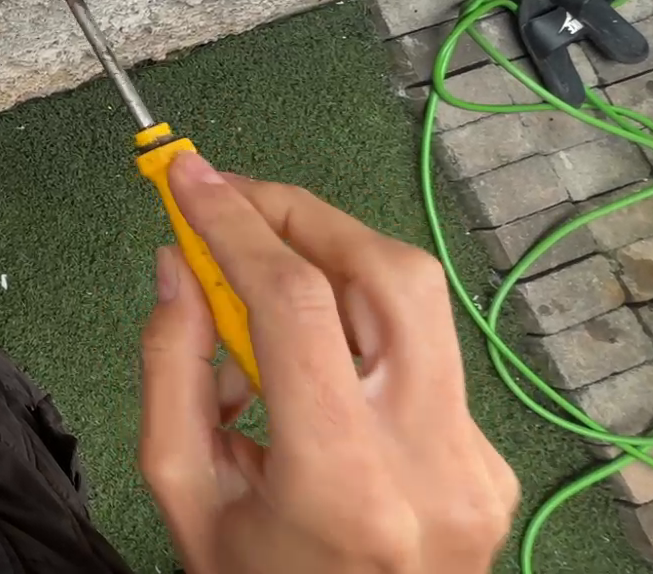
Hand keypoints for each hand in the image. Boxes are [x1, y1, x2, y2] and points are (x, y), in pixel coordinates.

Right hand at [139, 153, 517, 572]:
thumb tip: (176, 263)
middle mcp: (432, 458)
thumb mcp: (176, 479)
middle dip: (294, 209)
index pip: (294, 302)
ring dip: (323, 242)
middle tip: (223, 195)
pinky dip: (340, 302)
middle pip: (386, 275)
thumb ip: (167, 362)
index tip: (182, 173)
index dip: (232, 220)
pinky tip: (292, 331)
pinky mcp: (485, 450)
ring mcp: (476, 456)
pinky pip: (408, 339)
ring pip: (412, 294)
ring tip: (251, 246)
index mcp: (342, 479)